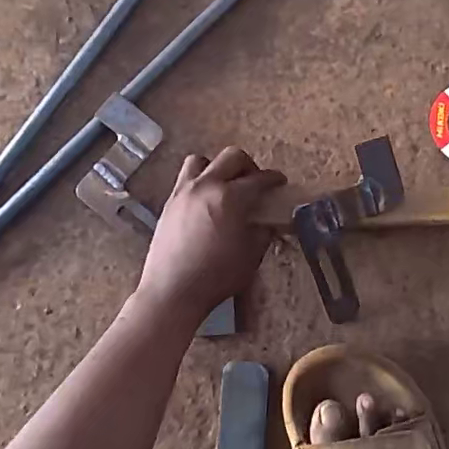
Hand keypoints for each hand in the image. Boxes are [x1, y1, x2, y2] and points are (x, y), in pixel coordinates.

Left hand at [135, 147, 286, 316]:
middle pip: (231, 157)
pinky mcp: (169, 202)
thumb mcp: (250, 256)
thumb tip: (267, 222)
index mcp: (230, 197)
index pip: (258, 179)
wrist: (172, 290)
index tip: (279, 182)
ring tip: (224, 185)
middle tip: (254, 182)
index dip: (273, 179)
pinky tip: (205, 202)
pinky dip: (199, 181)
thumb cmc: (216, 277)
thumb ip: (262, 233)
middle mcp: (206, 186)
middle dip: (248, 166)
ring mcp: (184, 191)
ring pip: (202, 160)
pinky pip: (186, 179)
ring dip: (217, 167)